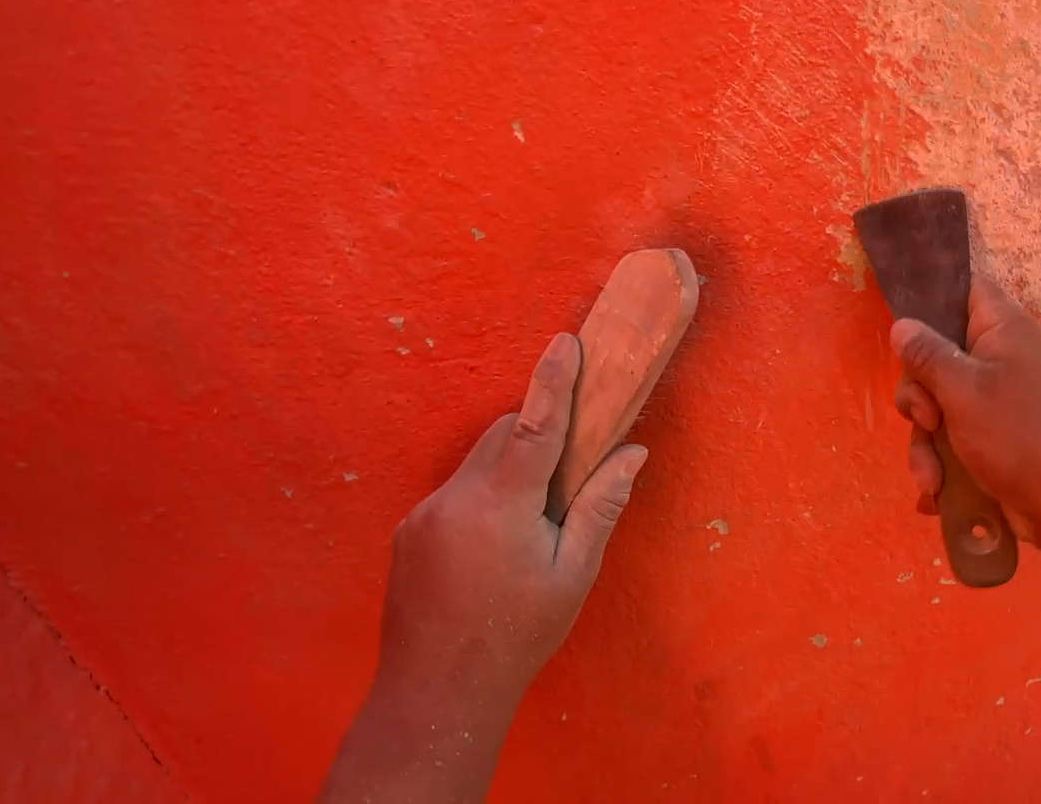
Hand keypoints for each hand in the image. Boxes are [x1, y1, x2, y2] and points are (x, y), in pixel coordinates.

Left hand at [376, 332, 646, 710]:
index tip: (565, 342)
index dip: (553, 381)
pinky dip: (486, 494)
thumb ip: (600, 505)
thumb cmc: (518, 634)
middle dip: (536, 432)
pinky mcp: (409, 531)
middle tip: (567, 467)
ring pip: (477, 462)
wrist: (434, 697)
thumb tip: (631, 452)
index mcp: (500, 506)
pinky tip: (497, 544)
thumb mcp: (573, 573)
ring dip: (510, 467)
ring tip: (532, 520)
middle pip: (501, 436)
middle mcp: (454, 498)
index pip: (532, 427)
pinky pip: (458, 490)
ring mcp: (424, 514)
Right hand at [891, 274, 1040, 546]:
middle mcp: (998, 356)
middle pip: (935, 353)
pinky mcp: (992, 438)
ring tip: (934, 478)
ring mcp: (994, 399)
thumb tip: (902, 325)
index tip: (903, 326)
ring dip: (927, 444)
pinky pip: (951, 439)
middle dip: (919, 395)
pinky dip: (941, 465)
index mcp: (1000, 327)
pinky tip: (938, 492)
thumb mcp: (964, 391)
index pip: (963, 286)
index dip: (931, 297)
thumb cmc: (1022, 436)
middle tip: (928, 419)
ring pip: (937, 404)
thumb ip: (927, 355)